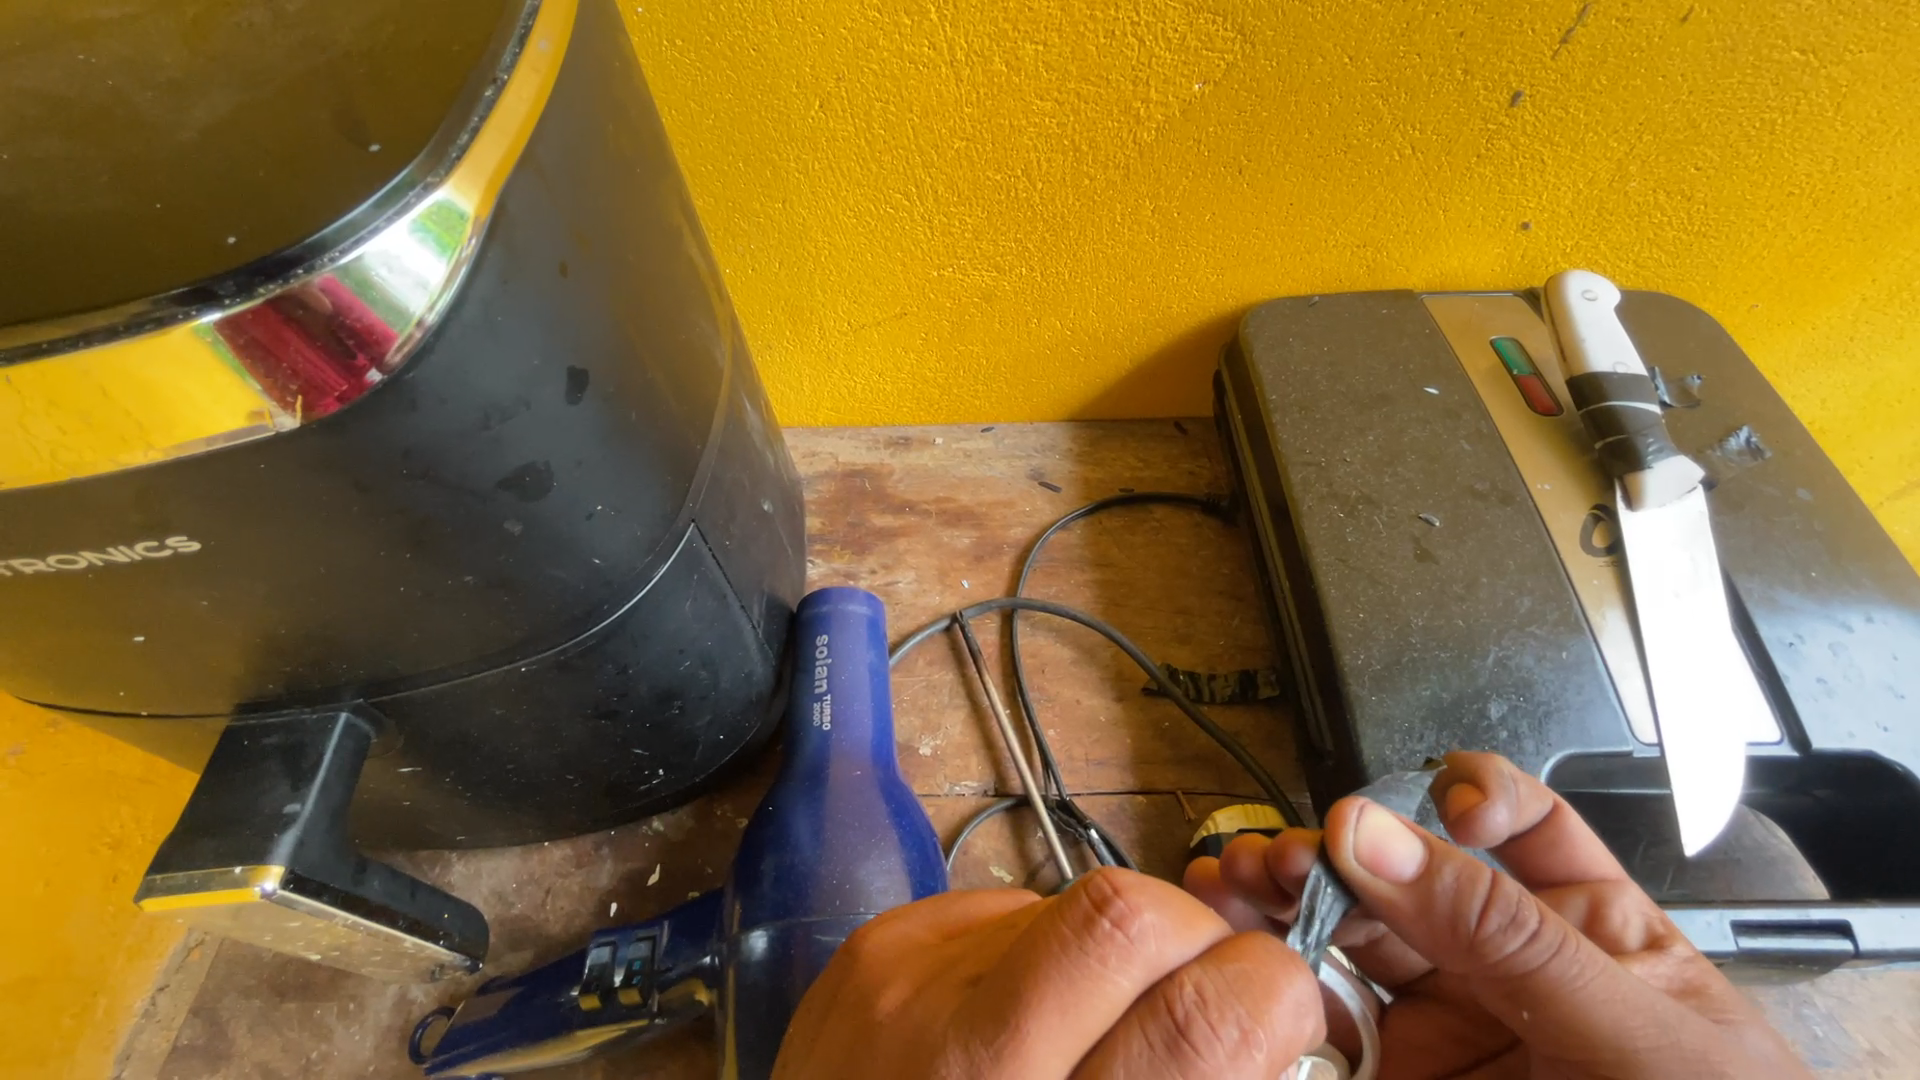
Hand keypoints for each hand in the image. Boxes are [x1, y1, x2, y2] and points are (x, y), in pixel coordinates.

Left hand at [775, 867, 1326, 1078]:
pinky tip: (1010, 1002)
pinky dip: (1038, 942)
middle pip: (1127, 912)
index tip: (1273, 1005)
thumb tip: (1259, 1020)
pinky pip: (1004, 904)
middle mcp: (970, 1046)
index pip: (1196, 1015)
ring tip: (1092, 1002)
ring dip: (1113, 939)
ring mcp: (910, 972)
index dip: (1268, 989)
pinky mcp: (879, 938)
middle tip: (1196, 980)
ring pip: (1069, 895)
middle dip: (1193, 931)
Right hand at [1184, 752, 1810, 1078]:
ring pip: (1345, 925)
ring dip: (1283, 892)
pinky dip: (1268, 963)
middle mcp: (1494, 958)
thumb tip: (1368, 831)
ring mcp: (1438, 1012)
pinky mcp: (1389, 1066)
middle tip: (1284, 859)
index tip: (1439, 810)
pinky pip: (1320, 1001)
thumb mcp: (1634, 1040)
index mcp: (1580, 928)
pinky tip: (1234, 935)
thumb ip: (1501, 933)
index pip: (1520, 826)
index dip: (1473, 792)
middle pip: (1399, 869)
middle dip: (1335, 848)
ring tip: (1237, 881)